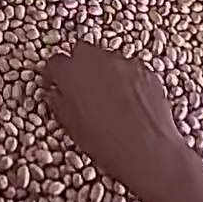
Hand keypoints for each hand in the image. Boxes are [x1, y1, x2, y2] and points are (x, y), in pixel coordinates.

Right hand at [42, 42, 194, 201]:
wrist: (149, 150)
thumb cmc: (106, 142)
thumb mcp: (71, 126)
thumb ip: (59, 102)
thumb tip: (55, 94)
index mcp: (71, 72)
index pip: (54, 62)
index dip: (53, 74)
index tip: (53, 83)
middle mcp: (95, 60)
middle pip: (80, 51)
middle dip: (77, 64)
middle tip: (79, 85)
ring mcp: (122, 63)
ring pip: (106, 58)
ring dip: (103, 71)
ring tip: (107, 96)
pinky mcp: (144, 71)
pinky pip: (129, 69)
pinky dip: (125, 79)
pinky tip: (128, 100)